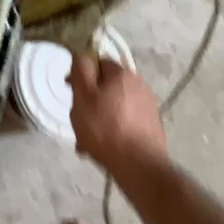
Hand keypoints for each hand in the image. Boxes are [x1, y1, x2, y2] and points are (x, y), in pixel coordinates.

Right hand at [68, 54, 168, 175]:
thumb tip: (84, 56)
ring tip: (88, 142)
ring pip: (116, 108)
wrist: (140, 166)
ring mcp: (149, 108)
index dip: (83, 74)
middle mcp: (140, 86)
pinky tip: (104, 149)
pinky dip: (114, 132)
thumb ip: (81, 71)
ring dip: (101, 120)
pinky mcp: (153, 128)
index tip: (71, 90)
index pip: (100, 62)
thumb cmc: (105, 128)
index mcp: (123, 74)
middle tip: (79, 120)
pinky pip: (126, 124)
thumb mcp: (83, 95)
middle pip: (108, 87)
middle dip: (92, 102)